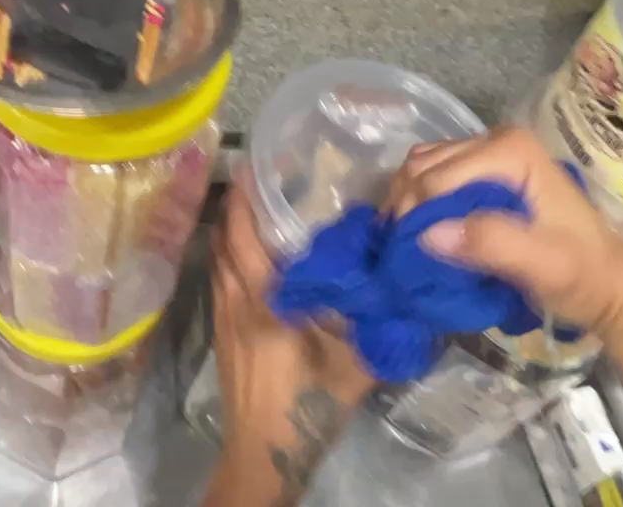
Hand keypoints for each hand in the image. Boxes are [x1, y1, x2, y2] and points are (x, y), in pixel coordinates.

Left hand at [205, 177, 371, 504]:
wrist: (265, 455)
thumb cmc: (308, 405)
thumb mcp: (354, 364)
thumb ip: (377, 321)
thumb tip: (405, 283)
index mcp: (261, 300)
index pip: (242, 236)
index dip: (243, 200)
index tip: (251, 166)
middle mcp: (233, 300)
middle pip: (223, 241)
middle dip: (235, 208)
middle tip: (257, 181)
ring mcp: (221, 318)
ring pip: (217, 261)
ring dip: (229, 233)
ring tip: (252, 210)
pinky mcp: (220, 335)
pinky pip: (218, 280)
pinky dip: (227, 258)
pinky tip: (246, 259)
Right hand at [385, 126, 622, 337]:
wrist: (610, 286)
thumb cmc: (582, 274)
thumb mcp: (544, 265)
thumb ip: (491, 243)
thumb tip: (428, 234)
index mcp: (511, 149)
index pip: (438, 175)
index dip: (417, 214)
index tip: (409, 255)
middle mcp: (495, 138)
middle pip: (424, 165)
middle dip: (406, 205)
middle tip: (401, 250)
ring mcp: (488, 151)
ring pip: (421, 166)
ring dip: (407, 202)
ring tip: (406, 242)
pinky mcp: (481, 169)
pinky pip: (431, 174)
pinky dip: (416, 200)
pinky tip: (417, 229)